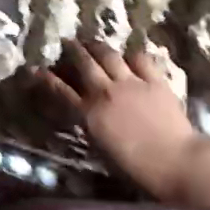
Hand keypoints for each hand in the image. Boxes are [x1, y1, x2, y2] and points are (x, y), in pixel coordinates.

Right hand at [38, 41, 205, 197]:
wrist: (174, 161)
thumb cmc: (135, 167)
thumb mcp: (102, 148)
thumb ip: (91, 125)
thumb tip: (85, 112)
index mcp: (89, 114)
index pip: (61, 91)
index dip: (46, 79)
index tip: (35, 69)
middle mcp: (106, 92)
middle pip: (84, 64)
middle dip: (73, 50)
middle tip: (67, 42)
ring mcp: (130, 83)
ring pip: (108, 55)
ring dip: (97, 46)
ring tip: (92, 42)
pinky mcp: (154, 80)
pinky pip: (139, 58)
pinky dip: (130, 55)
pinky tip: (128, 55)